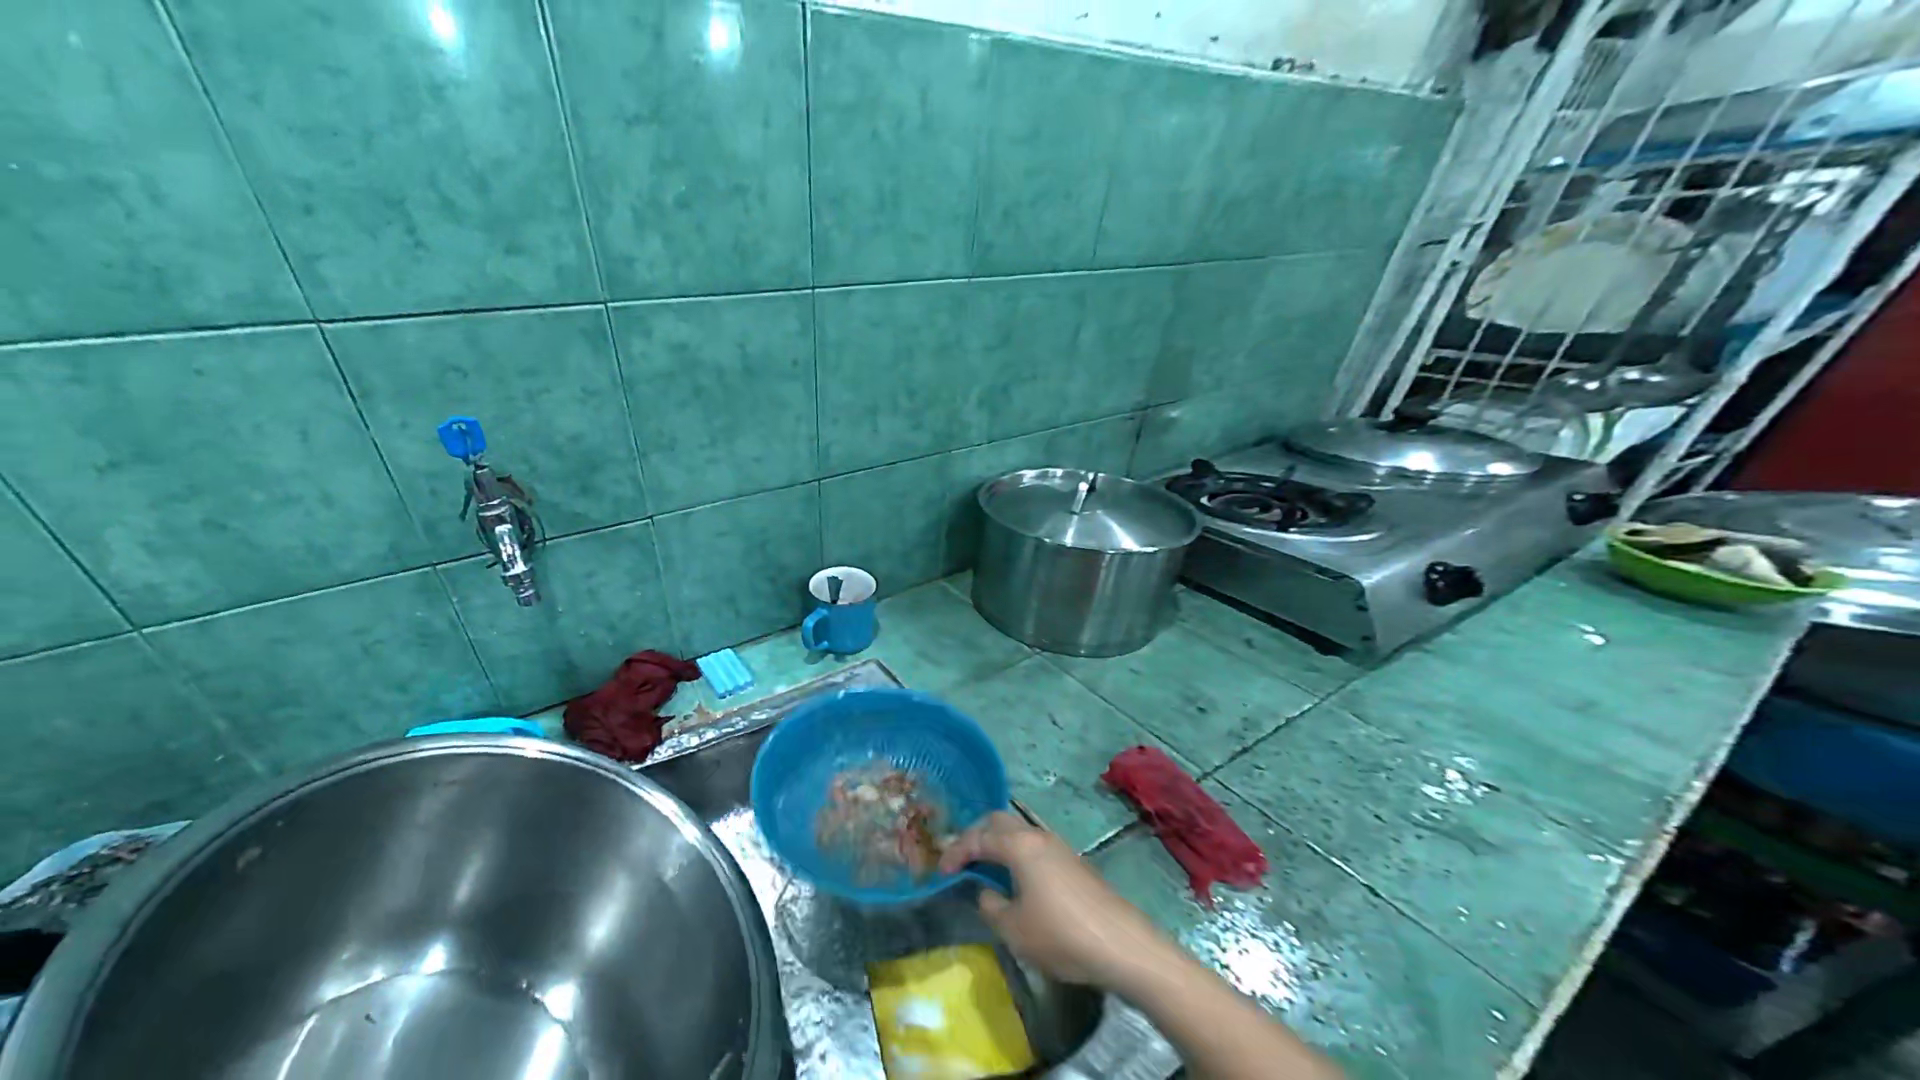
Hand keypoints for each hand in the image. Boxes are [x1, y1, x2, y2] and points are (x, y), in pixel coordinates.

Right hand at [939, 811, 1176, 990]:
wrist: (1121, 944)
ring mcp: (1059, 846)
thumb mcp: (1014, 929)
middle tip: (961, 860)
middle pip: (1000, 821)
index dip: (956, 851)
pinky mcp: (1073, 862)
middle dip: (976, 835)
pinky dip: (1016, 853)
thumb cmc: (1061, 935)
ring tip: (985, 868)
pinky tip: (1015, 878)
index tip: (940, 871)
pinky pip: (1035, 845)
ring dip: (998, 842)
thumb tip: (988, 893)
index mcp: (1020, 845)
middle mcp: (1038, 836)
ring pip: (1020, 830)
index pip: (979, 837)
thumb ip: (991, 906)